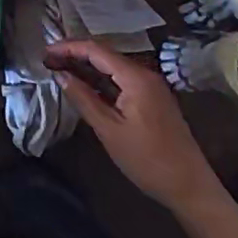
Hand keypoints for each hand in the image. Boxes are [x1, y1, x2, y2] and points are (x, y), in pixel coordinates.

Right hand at [45, 39, 223, 213]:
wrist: (193, 190)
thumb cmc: (149, 160)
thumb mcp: (108, 129)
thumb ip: (83, 98)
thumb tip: (61, 75)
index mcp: (136, 79)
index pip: (95, 50)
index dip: (67, 47)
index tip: (44, 52)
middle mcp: (146, 75)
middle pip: (104, 53)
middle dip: (74, 53)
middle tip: (48, 60)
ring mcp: (152, 87)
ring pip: (112, 66)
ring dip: (85, 65)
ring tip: (60, 68)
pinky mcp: (153, 99)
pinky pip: (121, 78)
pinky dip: (99, 77)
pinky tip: (84, 84)